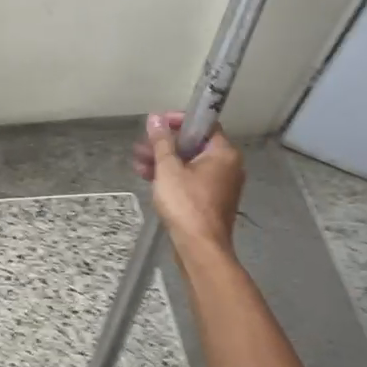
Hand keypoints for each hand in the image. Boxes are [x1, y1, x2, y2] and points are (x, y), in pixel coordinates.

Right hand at [131, 112, 244, 258]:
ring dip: (164, 161)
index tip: (157, 124)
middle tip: (141, 147)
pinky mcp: (212, 200)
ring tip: (138, 164)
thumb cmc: (186, 204)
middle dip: (165, 145)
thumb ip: (161, 142)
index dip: (179, 121)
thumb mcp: (168, 169)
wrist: (199, 248)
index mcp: (224, 153)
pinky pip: (192, 179)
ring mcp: (221, 185)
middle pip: (194, 144)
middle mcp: (228, 166)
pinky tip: (150, 178)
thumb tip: (155, 118)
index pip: (204, 124)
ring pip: (190, 163)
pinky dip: (173, 176)